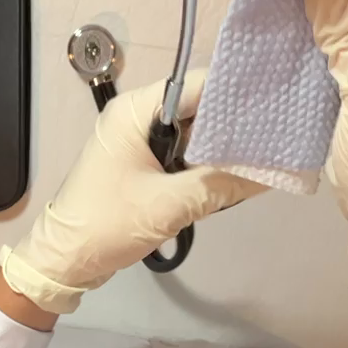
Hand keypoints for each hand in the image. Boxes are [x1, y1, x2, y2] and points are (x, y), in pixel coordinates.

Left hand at [0, 72, 265, 313]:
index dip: (239, 95)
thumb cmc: (107, 223)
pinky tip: (237, 178)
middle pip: (200, 111)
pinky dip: (207, 169)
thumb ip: (223, 185)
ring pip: (196, 138)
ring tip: (269, 157)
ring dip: (224, 152)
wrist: (65, 261)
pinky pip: (184, 160)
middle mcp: (139, 118)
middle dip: (237, 126)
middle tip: (282, 136)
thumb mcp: (169, 205)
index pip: (199, 86)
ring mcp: (140, 144)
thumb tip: (274, 173)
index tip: (279, 104)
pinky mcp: (144, 169)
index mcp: (137, 110)